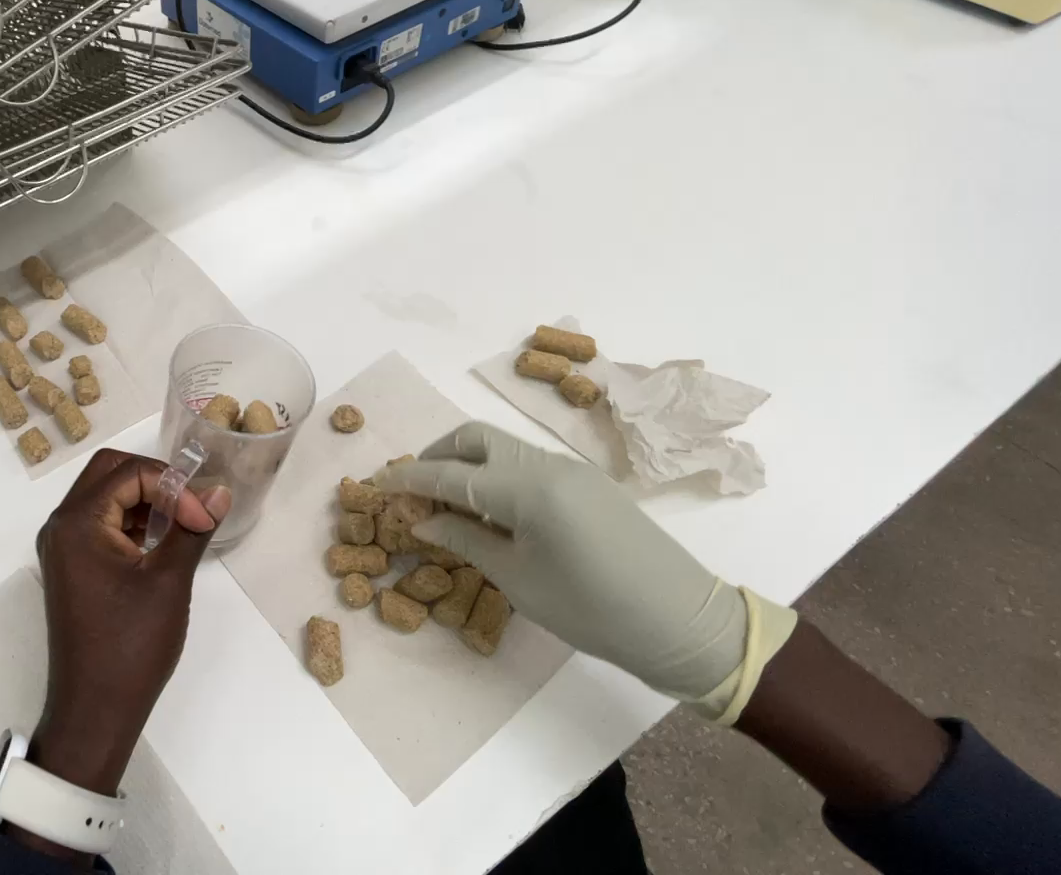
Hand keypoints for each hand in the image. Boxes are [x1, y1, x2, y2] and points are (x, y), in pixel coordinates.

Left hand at [30, 449, 230, 796]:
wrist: (94, 711)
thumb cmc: (131, 645)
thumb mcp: (169, 581)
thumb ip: (192, 529)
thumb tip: (219, 491)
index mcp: (77, 522)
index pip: (128, 472)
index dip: (171, 485)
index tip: (202, 517)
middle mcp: (61, 526)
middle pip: (108, 472)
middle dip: (153, 479)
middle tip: (188, 504)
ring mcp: (61, 547)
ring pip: (102, 495)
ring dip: (142, 499)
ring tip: (180, 523)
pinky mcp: (70, 566)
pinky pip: (99, 523)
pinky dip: (129, 521)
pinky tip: (158, 542)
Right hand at [376, 422, 792, 719]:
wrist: (686, 625)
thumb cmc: (593, 611)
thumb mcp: (517, 579)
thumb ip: (463, 538)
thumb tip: (418, 520)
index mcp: (526, 487)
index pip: (448, 472)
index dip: (407, 478)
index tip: (374, 483)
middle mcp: (545, 464)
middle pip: (473, 436)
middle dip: (435, 454)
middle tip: (413, 489)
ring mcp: (569, 469)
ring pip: (500, 446)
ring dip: (464, 462)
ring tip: (446, 502)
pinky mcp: (586, 482)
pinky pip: (524, 462)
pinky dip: (493, 472)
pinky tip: (487, 508)